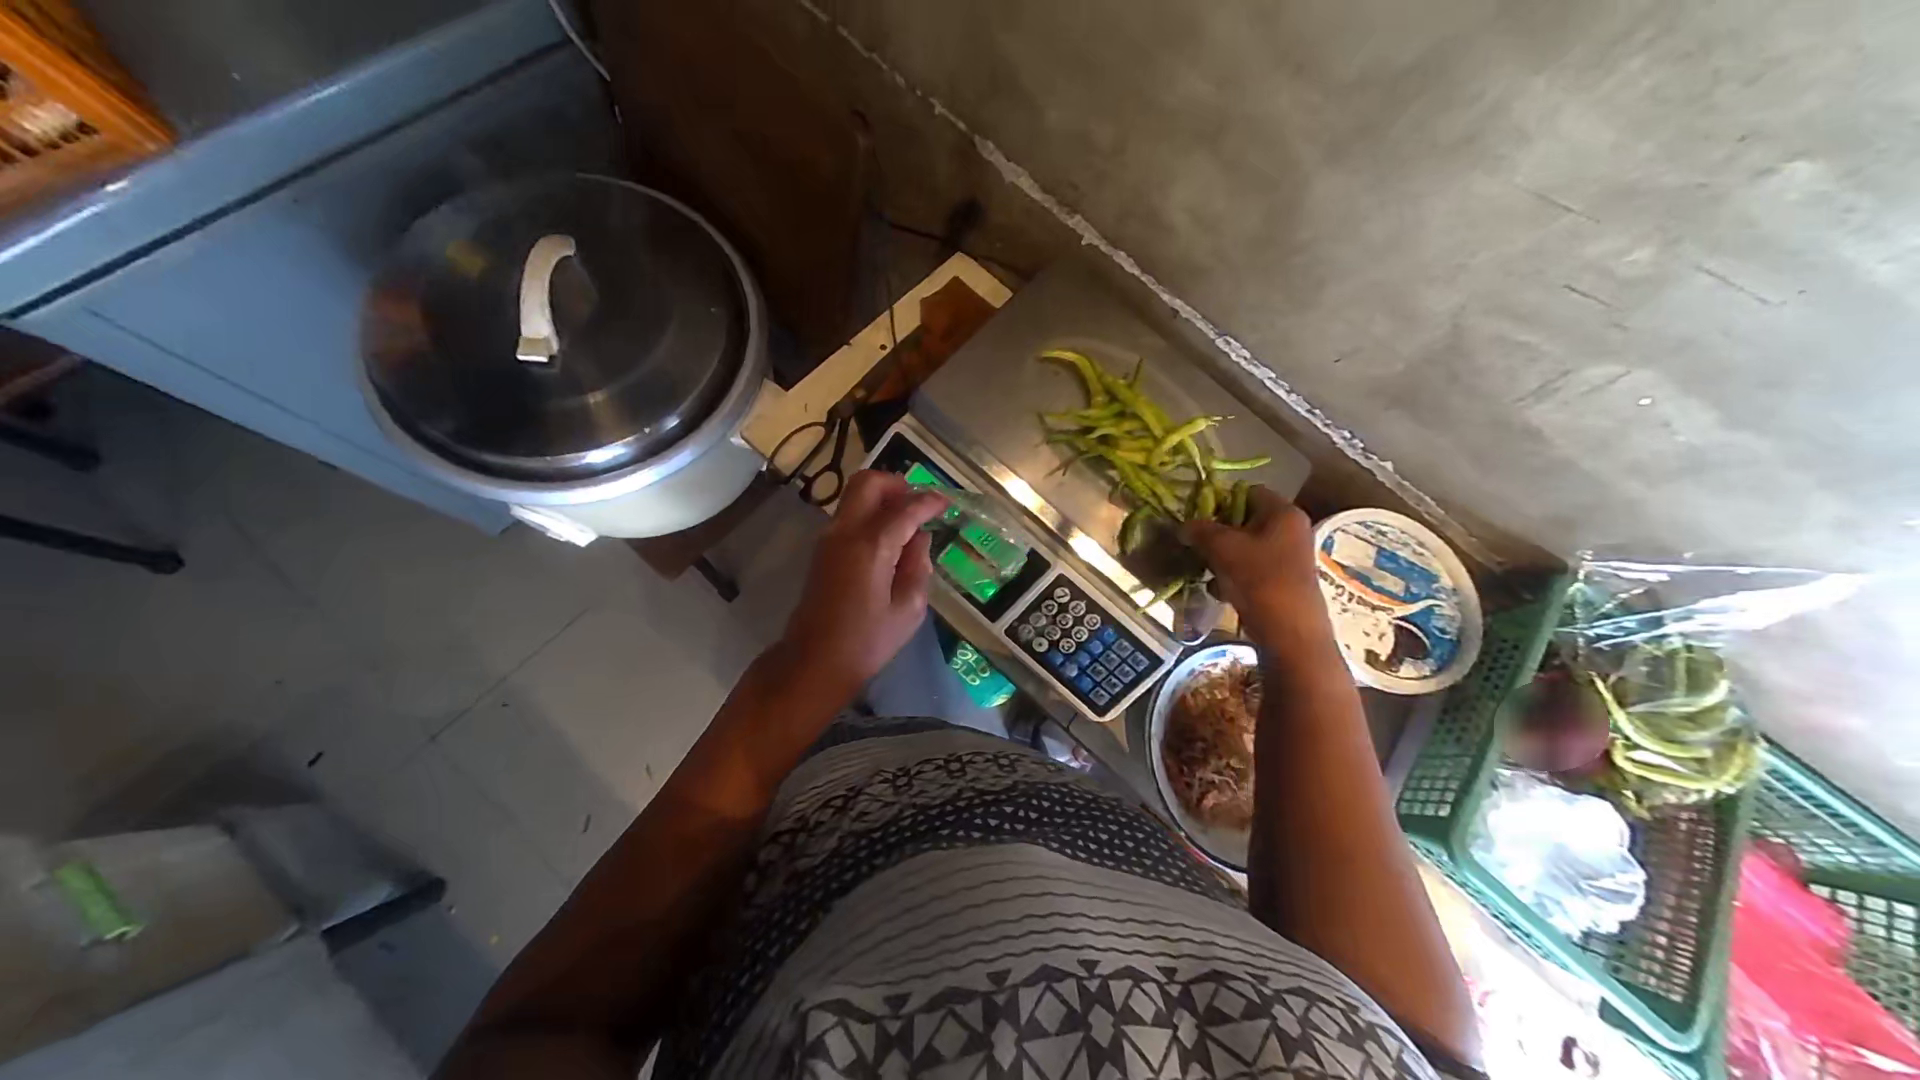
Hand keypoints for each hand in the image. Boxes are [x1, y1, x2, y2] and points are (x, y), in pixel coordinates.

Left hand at [778, 470, 947, 698]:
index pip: (904, 508)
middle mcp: (845, 532)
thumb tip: (919, 539)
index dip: (928, 501)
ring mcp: (828, 539)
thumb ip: (918, 566)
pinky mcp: (822, 550)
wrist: (814, 662)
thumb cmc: (867, 641)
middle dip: (897, 484)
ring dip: (882, 498)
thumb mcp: (908, 609)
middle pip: (868, 483)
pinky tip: (889, 539)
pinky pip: (849, 515)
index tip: (946, 502)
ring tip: (908, 522)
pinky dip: (870, 514)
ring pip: (855, 496)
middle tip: (919, 504)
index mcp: (871, 546)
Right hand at [1180, 487, 1334, 656]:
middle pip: (1245, 520)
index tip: (1196, 517)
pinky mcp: (1283, 583)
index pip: (1247, 491)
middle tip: (1196, 544)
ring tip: (1205, 570)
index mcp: (1284, 513)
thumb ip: (1200, 530)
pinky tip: (1218, 591)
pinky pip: (1251, 570)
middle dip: (1217, 533)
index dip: (1219, 500)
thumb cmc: (1260, 581)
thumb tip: (1183, 526)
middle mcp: (1291, 531)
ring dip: (1221, 557)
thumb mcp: (1223, 548)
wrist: (1290, 635)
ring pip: (1245, 547)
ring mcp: (1289, 558)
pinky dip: (1232, 577)